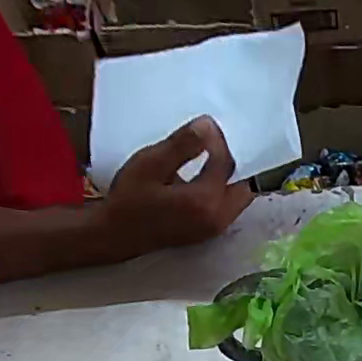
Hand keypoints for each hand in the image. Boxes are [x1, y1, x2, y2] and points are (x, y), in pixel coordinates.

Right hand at [101, 116, 256, 257]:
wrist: (117, 235)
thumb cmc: (129, 199)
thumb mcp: (151, 164)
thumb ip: (182, 146)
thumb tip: (208, 125)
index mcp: (205, 201)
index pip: (225, 164)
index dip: (218, 141)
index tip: (207, 125)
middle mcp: (218, 218)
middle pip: (244, 185)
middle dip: (233, 162)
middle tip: (215, 144)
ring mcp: (216, 228)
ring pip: (239, 198)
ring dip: (230, 178)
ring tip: (211, 158)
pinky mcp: (211, 232)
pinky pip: (229, 207)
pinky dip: (224, 190)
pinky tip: (206, 177)